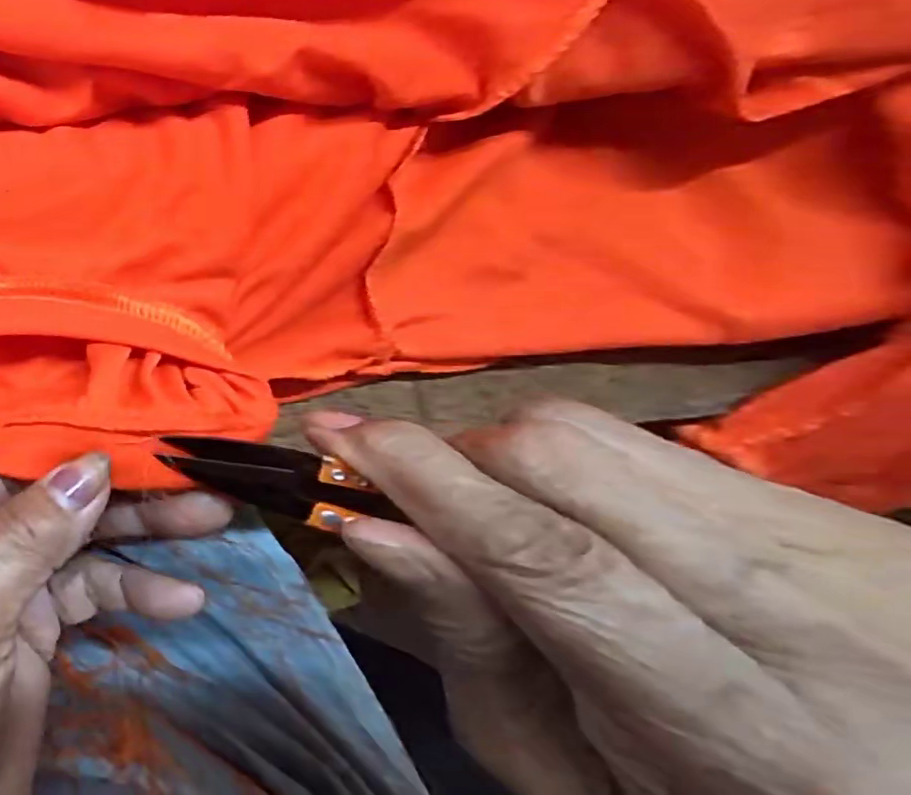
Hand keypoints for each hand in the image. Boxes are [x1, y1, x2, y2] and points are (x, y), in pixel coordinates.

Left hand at [0, 453, 232, 794]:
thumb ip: (27, 536)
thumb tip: (88, 467)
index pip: (2, 461)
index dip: (65, 446)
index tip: (130, 433)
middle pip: (49, 494)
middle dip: (118, 489)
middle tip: (187, 475)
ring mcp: (6, 567)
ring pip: (79, 534)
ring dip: (141, 530)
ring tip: (208, 515)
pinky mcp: (38, 609)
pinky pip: (90, 584)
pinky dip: (133, 587)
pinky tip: (178, 597)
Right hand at [304, 400, 910, 794]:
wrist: (873, 789)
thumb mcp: (549, 760)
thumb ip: (465, 640)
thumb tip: (367, 526)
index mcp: (749, 733)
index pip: (548, 559)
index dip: (424, 482)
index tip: (332, 436)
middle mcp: (815, 621)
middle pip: (560, 462)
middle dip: (445, 454)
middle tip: (394, 478)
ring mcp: (840, 550)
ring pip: (589, 430)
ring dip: (494, 450)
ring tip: (484, 501)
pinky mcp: (831, 510)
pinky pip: (636, 438)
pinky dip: (558, 457)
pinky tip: (565, 509)